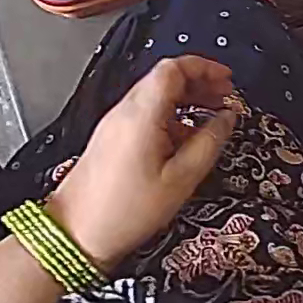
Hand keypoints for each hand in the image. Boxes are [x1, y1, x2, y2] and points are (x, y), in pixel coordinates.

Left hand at [48, 56, 236, 268]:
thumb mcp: (182, 178)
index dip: (204, 67)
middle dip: (200, 81)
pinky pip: (147, 112)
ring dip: (187, 97)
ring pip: (157, 94)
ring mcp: (116, 123)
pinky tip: (186, 137)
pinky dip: (171, 114)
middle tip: (224, 94)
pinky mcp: (112, 137)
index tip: (225, 79)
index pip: (174, 68)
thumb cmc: (125, 211)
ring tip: (210, 113)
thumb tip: (228, 118)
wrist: (74, 234)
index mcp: (143, 113)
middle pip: (166, 77)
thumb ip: (210, 142)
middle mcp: (126, 110)